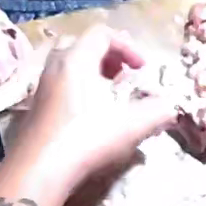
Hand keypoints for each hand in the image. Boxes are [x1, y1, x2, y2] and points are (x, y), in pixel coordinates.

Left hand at [11, 27, 174, 191]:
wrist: (39, 171)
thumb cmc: (86, 139)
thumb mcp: (130, 126)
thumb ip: (156, 113)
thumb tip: (171, 108)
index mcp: (77, 60)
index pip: (102, 34)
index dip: (127, 46)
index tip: (142, 69)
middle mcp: (55, 67)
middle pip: (80, 45)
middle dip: (106, 56)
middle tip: (122, 75)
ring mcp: (41, 88)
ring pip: (67, 66)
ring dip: (90, 73)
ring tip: (108, 95)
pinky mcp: (34, 110)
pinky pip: (58, 86)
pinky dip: (77, 90)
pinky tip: (89, 116)